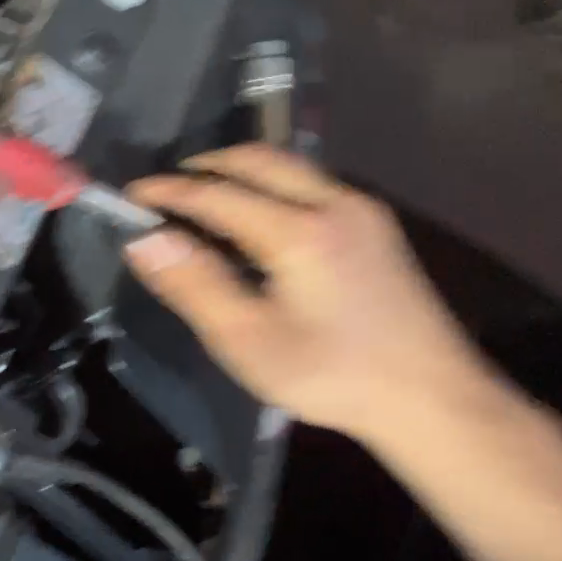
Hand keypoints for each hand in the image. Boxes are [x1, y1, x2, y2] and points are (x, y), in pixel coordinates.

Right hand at [121, 143, 497, 447]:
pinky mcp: (374, 230)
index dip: (165, 191)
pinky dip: (265, 186)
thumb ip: (191, 283)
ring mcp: (361, 214)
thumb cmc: (330, 373)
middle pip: (258, 160)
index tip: (126, 195)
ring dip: (236, 172)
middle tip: (162, 189)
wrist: (435, 401)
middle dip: (203, 166)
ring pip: (287, 167)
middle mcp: (334, 206)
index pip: (215, 194)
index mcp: (299, 232)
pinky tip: (248, 218)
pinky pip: (308, 185)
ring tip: (197, 199)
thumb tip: (142, 239)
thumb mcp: (245, 338)